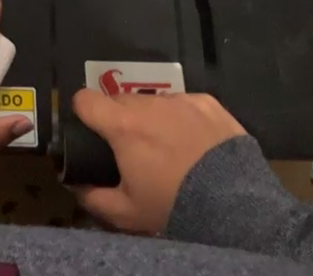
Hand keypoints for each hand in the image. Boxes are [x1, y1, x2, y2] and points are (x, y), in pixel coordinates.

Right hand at [71, 89, 246, 233]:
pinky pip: (184, 104)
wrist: (235, 205)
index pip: (85, 98)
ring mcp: (180, 99)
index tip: (90, 129)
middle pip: (120, 100)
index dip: (83, 112)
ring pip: (153, 102)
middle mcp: (148, 103)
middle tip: (133, 150)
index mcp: (122, 125)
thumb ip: (93, 197)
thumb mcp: (127, 213)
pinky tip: (195, 144)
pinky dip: (183, 119)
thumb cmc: (174, 205)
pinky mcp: (207, 102)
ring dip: (153, 118)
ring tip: (169, 149)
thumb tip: (77, 185)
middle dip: (120, 120)